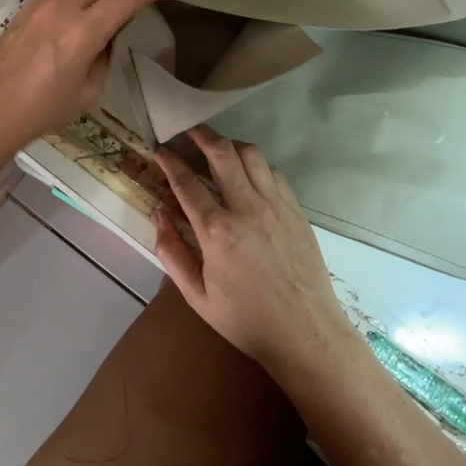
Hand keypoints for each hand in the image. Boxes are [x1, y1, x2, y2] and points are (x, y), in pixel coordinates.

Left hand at [0, 0, 177, 160]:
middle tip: (136, 11)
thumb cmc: (41, 111)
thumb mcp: (87, 93)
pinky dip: (76, 2)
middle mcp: (62, 7)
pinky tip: (72, 28)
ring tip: (102, 22)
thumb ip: (104, 58)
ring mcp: (39, 5)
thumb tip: (105, 40)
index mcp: (84, 30)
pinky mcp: (23, 11)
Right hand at [153, 127, 356, 373]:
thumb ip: (171, 252)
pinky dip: (256, 164)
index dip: (169, 161)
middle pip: (222, 153)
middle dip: (202, 135)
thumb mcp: (197, 296)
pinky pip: (273, 172)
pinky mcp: (296, 211)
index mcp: (217, 231)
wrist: (306, 335)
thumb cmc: (246, 320)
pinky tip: (248, 173)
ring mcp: (276, 206)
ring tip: (218, 148)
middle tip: (189, 130)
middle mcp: (247, 208)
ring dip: (231, 145)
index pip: (186, 182)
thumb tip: (158, 214)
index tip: (160, 150)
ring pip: (252, 155)